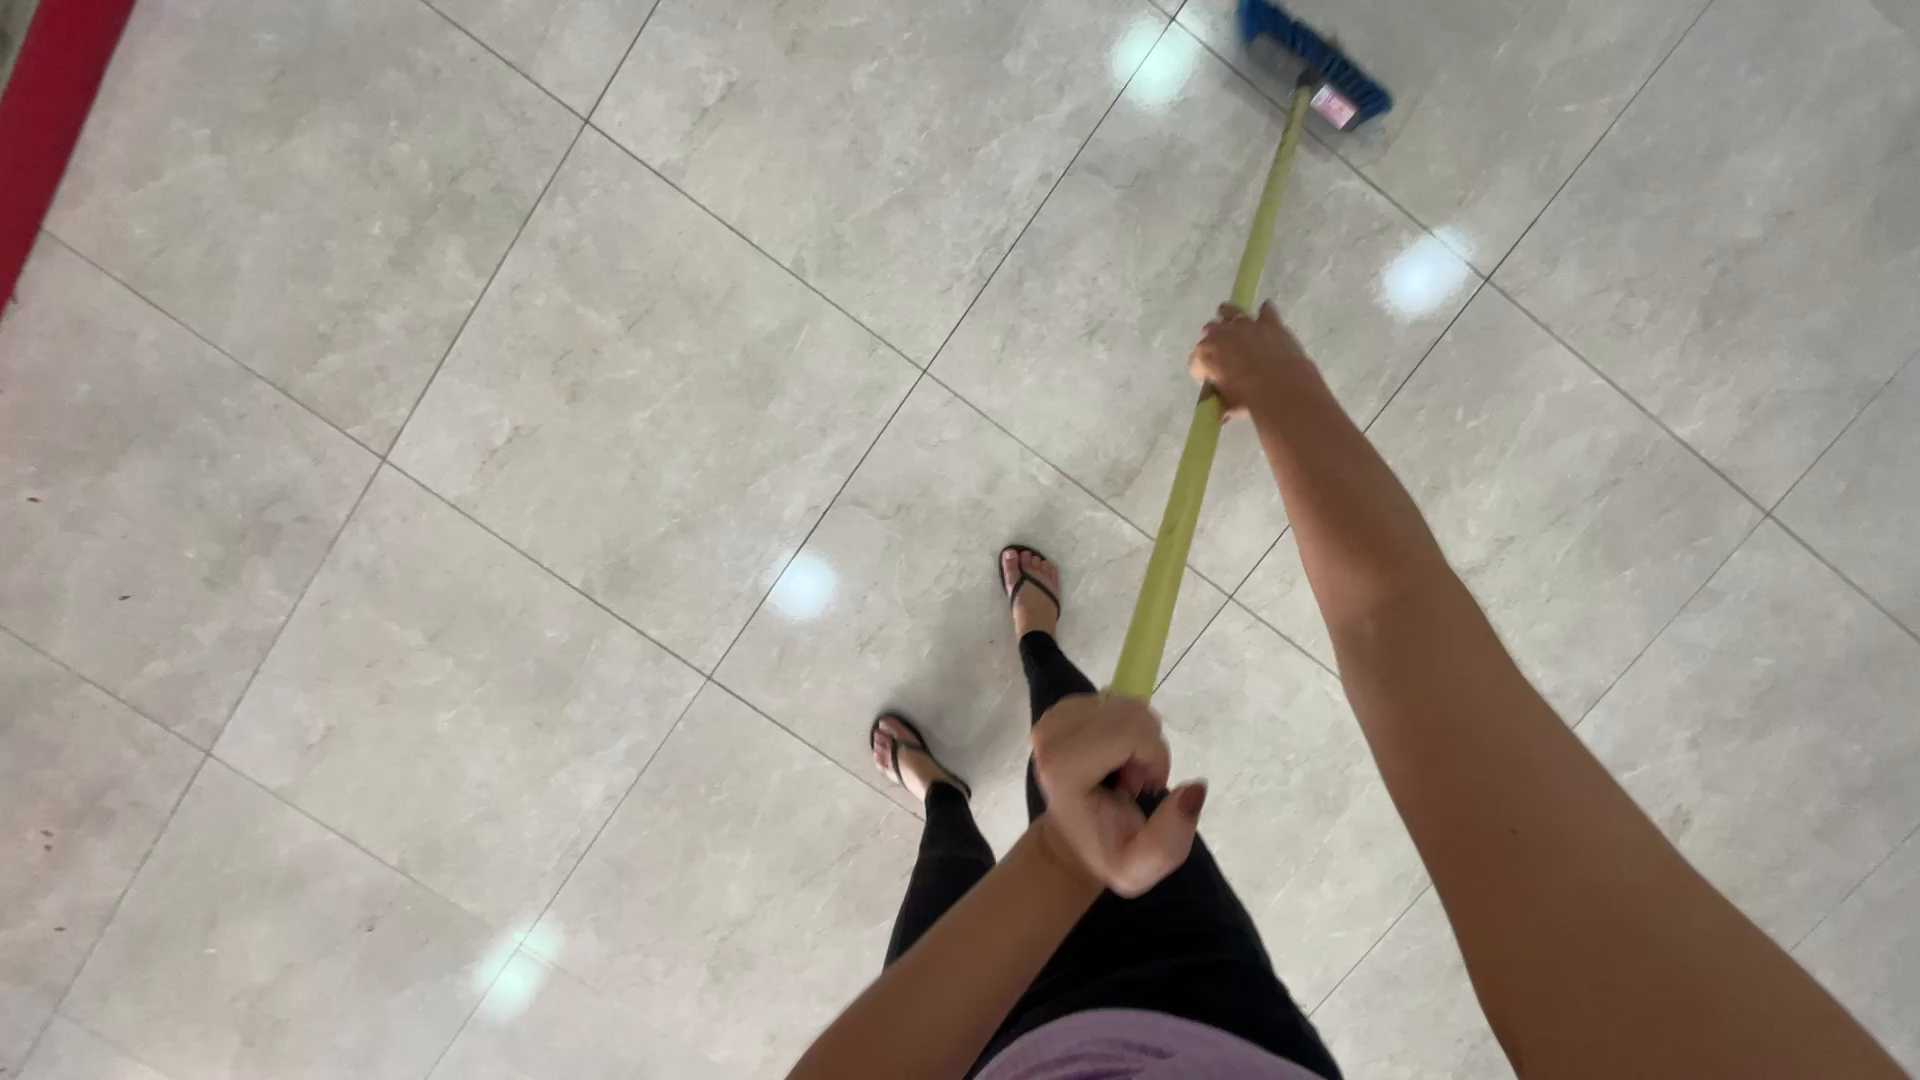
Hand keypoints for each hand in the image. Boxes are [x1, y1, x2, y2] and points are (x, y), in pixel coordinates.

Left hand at [1029, 693, 1206, 897]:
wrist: (1072, 837)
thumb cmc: (1105, 850)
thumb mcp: (1139, 868)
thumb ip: (1170, 839)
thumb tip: (1195, 788)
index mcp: (1063, 768)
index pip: (1128, 732)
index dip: (1151, 758)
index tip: (1138, 789)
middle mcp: (1050, 736)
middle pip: (1130, 713)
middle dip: (1147, 746)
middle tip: (1133, 780)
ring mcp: (1053, 717)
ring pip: (1126, 703)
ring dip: (1138, 736)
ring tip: (1123, 769)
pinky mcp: (1062, 708)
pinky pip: (1115, 700)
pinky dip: (1126, 726)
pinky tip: (1114, 754)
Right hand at [1189, 301, 1314, 413]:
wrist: (1278, 387)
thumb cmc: (1246, 399)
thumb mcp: (1227, 405)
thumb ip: (1222, 402)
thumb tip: (1222, 413)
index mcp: (1203, 356)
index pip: (1195, 361)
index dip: (1201, 370)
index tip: (1209, 379)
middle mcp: (1220, 335)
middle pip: (1209, 331)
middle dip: (1211, 339)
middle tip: (1219, 350)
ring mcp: (1245, 326)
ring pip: (1230, 312)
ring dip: (1228, 314)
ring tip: (1228, 314)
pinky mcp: (1268, 323)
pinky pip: (1265, 311)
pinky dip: (1264, 311)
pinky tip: (1265, 310)